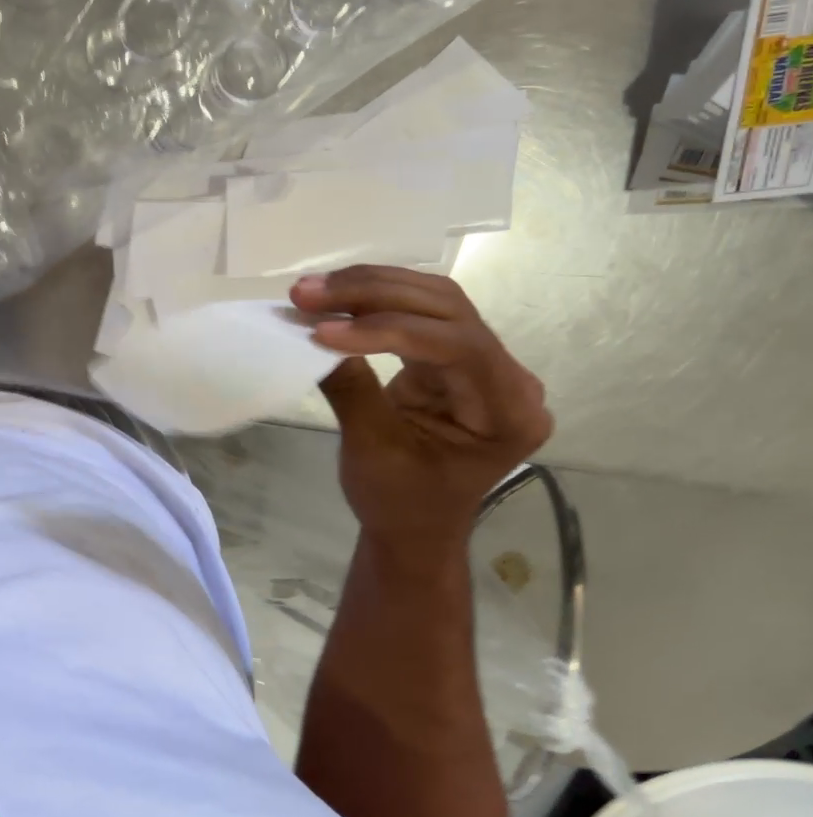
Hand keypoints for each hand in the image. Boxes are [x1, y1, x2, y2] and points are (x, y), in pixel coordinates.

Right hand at [291, 266, 551, 550]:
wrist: (412, 528)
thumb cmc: (397, 501)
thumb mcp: (371, 450)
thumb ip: (351, 388)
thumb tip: (315, 334)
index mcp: (507, 411)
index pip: (456, 345)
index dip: (388, 330)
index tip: (321, 332)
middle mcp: (508, 378)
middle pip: (448, 310)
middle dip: (375, 293)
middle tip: (306, 293)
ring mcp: (484, 366)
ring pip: (434, 301)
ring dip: (370, 288)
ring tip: (311, 290)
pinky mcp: (453, 361)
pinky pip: (418, 317)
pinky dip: (372, 304)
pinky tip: (334, 301)